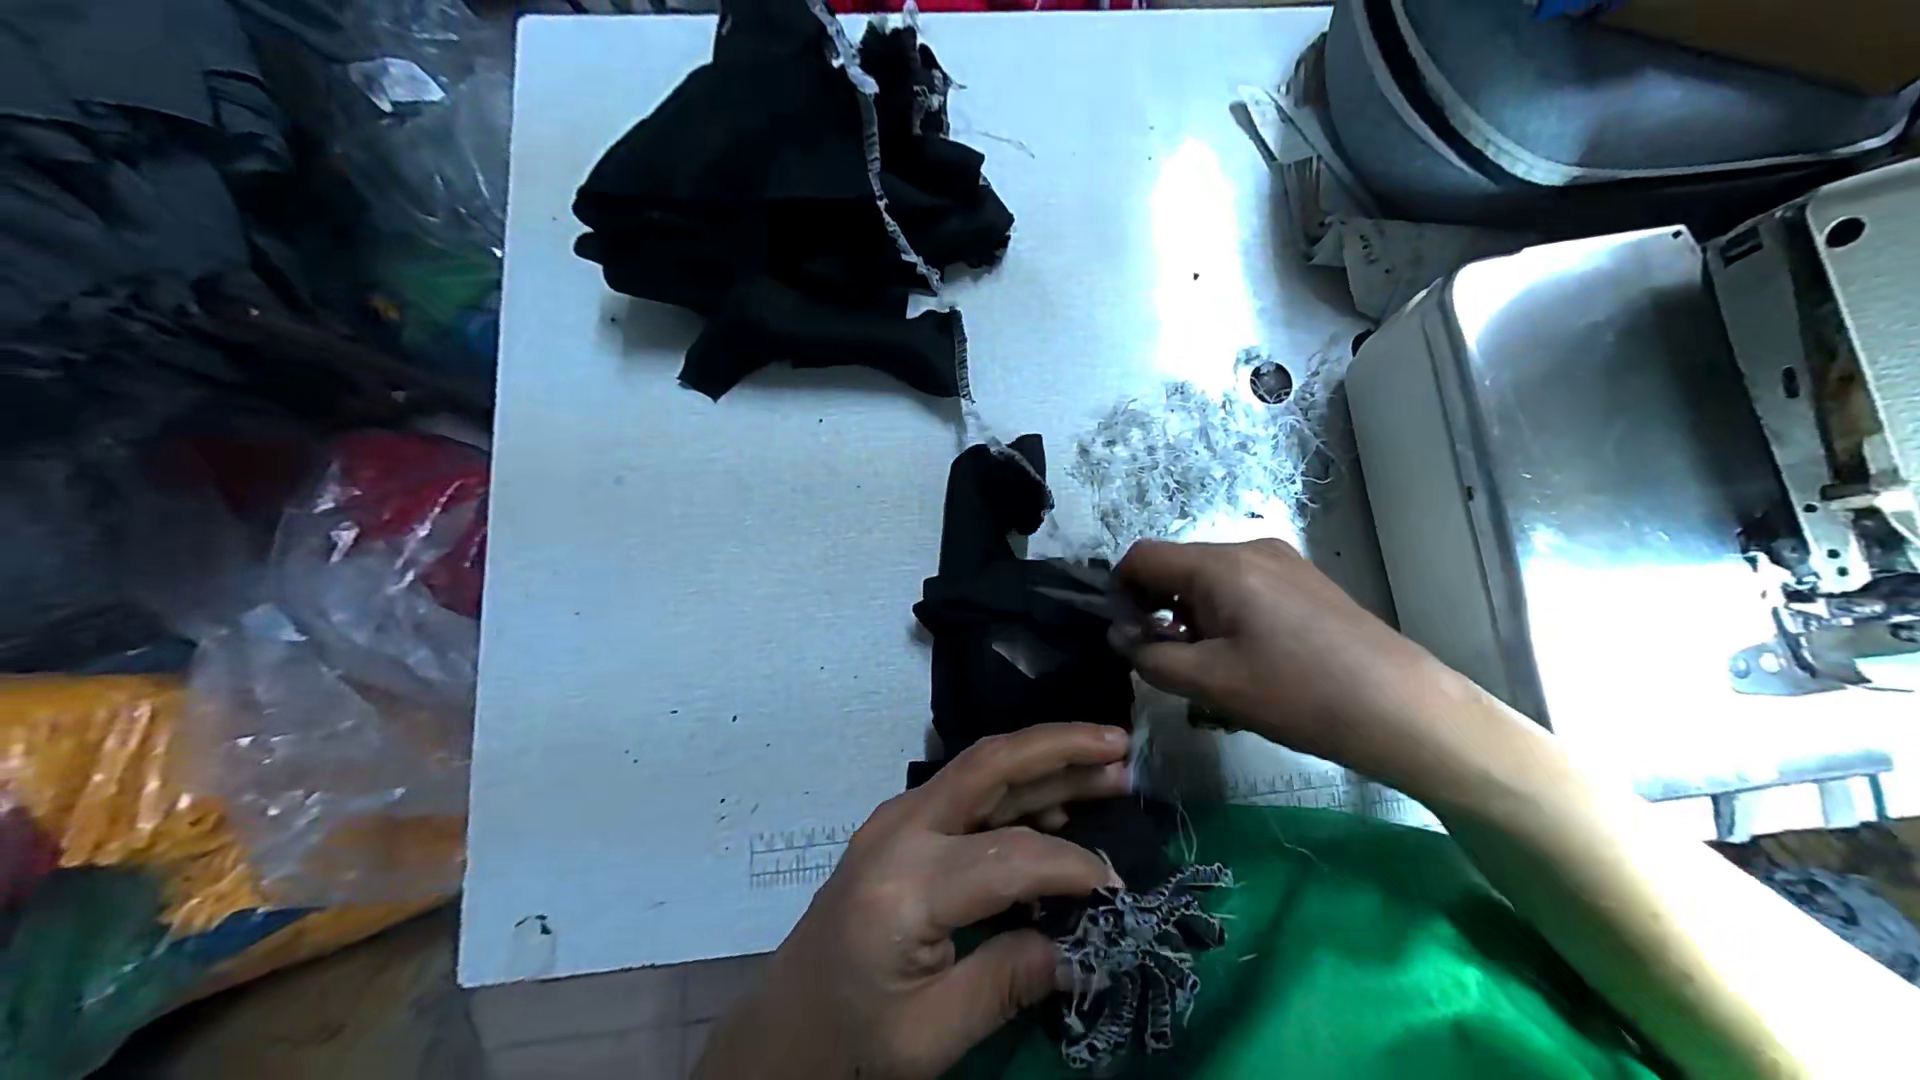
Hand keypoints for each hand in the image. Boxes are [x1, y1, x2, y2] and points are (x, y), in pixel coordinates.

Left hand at [694, 724, 1130, 1079]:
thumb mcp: (932, 1035)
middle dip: (1057, 746)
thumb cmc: (851, 1038)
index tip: (1116, 887)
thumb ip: (1009, 980)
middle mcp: (898, 831)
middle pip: (988, 765)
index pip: (1007, 856)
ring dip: (1045, 760)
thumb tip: (1086, 944)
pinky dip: (1018, 789)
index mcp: (904, 887)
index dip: (1072, 866)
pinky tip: (1058, 807)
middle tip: (1121, 744)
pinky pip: (968, 792)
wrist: (785, 1025)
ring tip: (1108, 762)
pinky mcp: (901, 825)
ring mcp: (896, 819)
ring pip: (981, 768)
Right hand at [1113, 539, 1499, 803]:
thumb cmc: (1297, 692)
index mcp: (1220, 565)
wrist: (1403, 710)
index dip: (1120, 592)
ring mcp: (1282, 562)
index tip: (1128, 636)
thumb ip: (1150, 657)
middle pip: (1177, 566)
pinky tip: (1247, 657)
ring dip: (1191, 615)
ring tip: (1211, 666)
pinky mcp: (1304, 581)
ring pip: (1209, 579)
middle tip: (1170, 659)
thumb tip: (1122, 637)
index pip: (1142, 556)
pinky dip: (1224, 614)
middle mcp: (1249, 548)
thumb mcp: (1209, 682)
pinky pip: (1243, 587)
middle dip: (1158, 608)